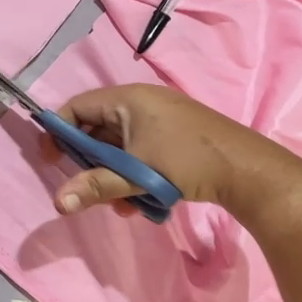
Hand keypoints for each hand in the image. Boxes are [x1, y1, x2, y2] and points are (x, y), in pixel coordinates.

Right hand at [46, 84, 301, 220]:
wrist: (249, 172)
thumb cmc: (187, 162)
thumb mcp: (136, 174)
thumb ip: (94, 186)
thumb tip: (58, 203)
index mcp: (128, 99)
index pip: (77, 107)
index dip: (58, 133)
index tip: (51, 161)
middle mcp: (142, 102)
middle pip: (97, 128)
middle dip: (90, 162)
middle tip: (86, 187)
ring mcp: (160, 118)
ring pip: (119, 145)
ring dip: (113, 175)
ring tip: (120, 203)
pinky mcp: (174, 136)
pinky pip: (139, 151)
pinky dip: (133, 174)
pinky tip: (142, 201)